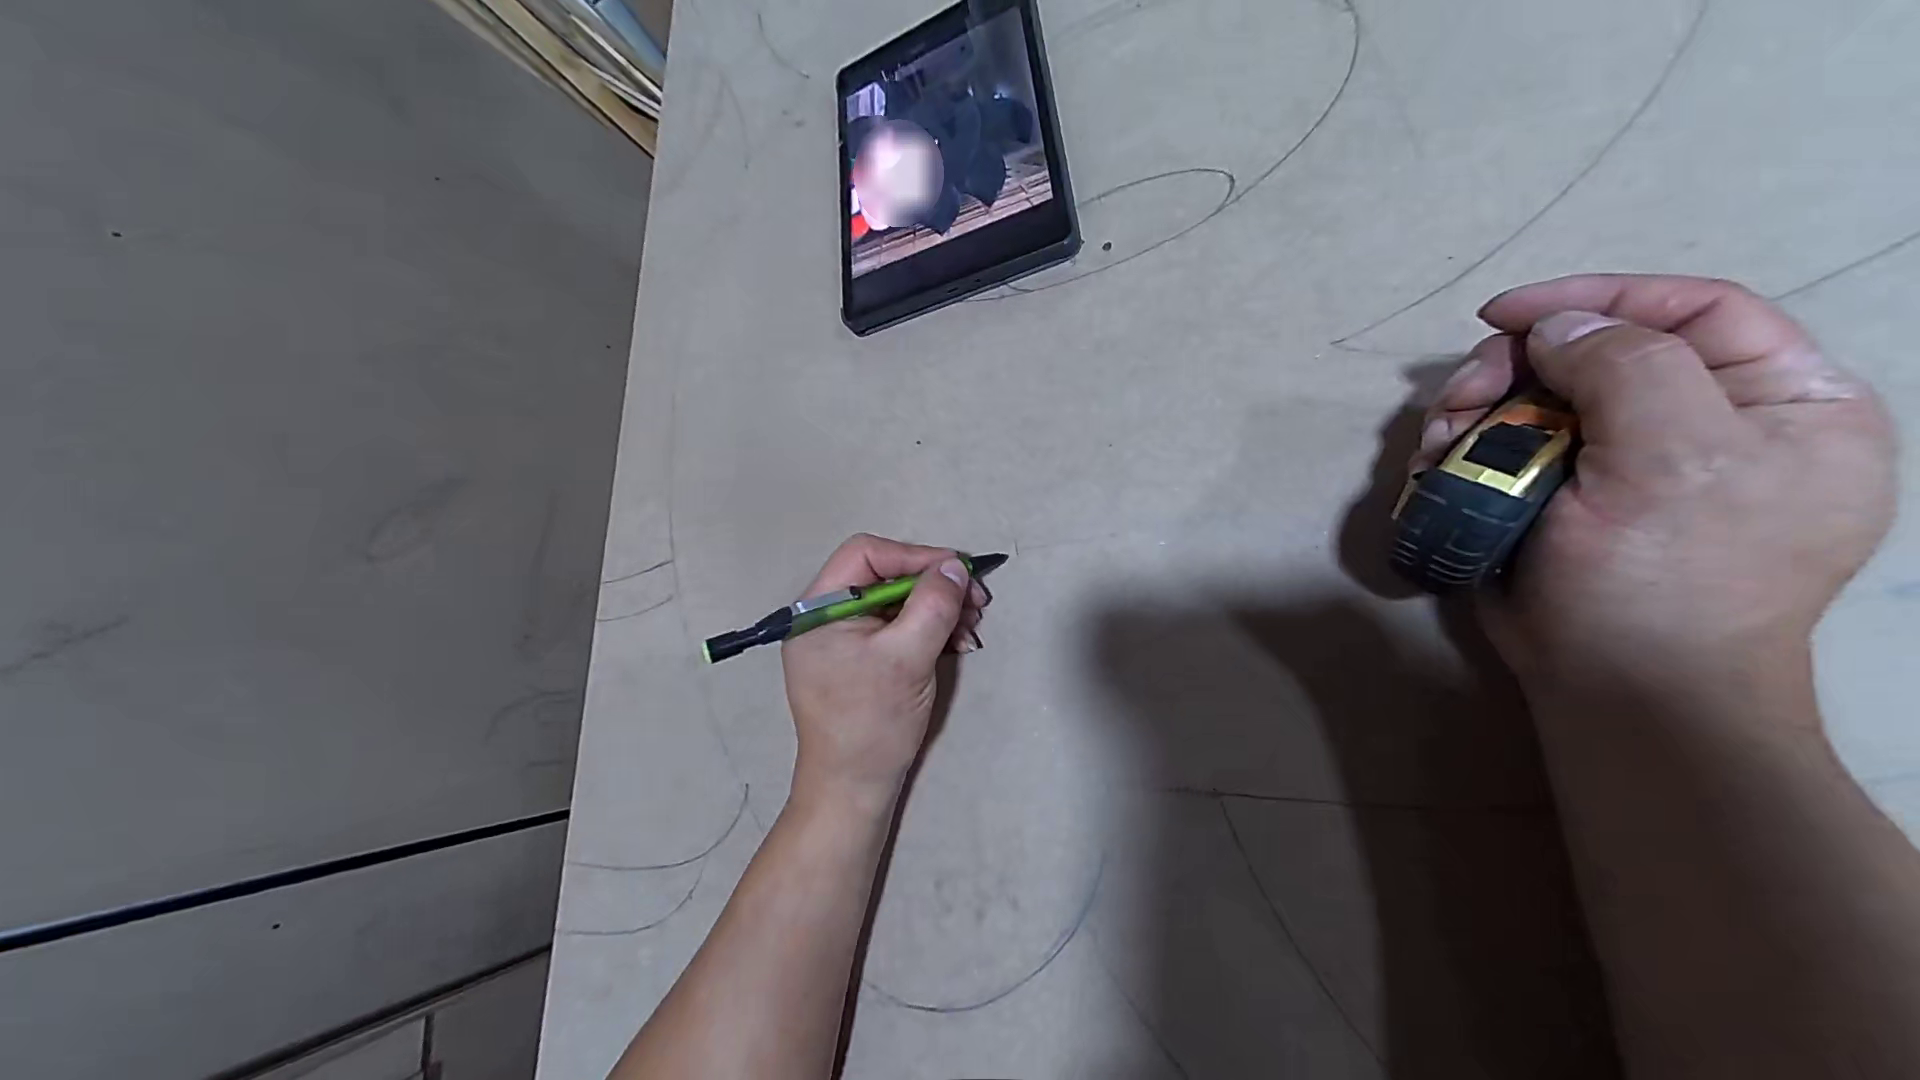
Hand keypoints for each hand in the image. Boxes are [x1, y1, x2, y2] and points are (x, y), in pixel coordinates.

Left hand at [782, 534, 989, 809]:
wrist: (854, 788)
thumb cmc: (872, 723)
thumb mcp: (908, 658)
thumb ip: (933, 605)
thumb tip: (956, 566)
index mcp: (820, 608)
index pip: (866, 555)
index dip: (915, 556)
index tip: (958, 572)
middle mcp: (828, 615)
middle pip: (886, 575)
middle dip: (935, 585)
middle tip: (978, 600)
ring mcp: (845, 637)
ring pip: (898, 601)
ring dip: (940, 607)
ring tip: (974, 625)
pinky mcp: (863, 656)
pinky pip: (899, 626)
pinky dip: (930, 628)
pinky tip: (959, 639)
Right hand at [1416, 274, 1895, 692]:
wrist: (1616, 683)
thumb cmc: (1670, 578)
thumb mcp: (1679, 463)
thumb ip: (1631, 370)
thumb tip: (1555, 327)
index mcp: (1773, 402)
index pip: (1691, 311)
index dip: (1596, 298)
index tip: (1502, 313)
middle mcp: (1691, 423)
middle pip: (1589, 355)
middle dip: (1511, 367)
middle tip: (1462, 398)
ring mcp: (1609, 463)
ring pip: (1529, 401)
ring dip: (1472, 410)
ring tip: (1440, 444)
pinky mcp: (1547, 495)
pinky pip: (1498, 447)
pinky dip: (1460, 449)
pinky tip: (1438, 467)